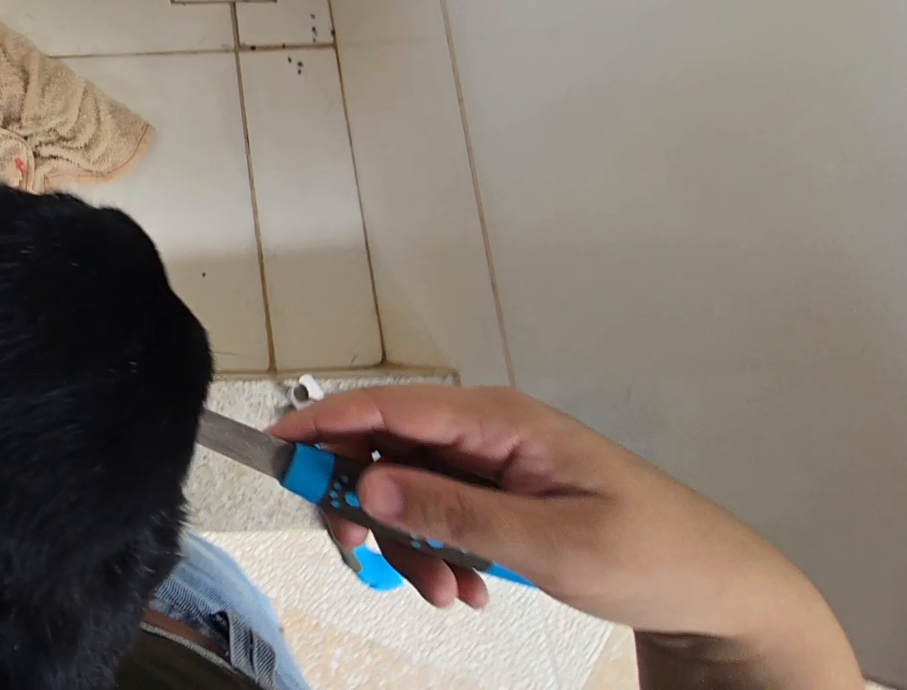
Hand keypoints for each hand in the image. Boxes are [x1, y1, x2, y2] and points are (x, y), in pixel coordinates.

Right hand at [267, 386, 862, 687]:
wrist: (726, 596)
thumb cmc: (654, 557)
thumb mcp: (554, 544)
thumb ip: (453, 512)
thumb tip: (364, 488)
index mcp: (493, 419)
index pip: (385, 406)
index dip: (322, 421)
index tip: (274, 446)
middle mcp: (476, 429)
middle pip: (381, 448)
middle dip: (365, 502)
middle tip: (356, 551)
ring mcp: (480, 460)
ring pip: (399, 485)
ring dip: (404, 541)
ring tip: (446, 594)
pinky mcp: (486, 490)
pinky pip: (428, 510)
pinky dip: (430, 549)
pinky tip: (465, 587)